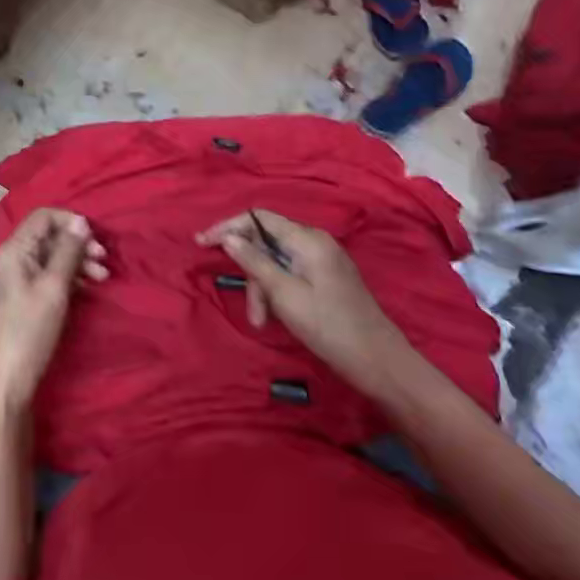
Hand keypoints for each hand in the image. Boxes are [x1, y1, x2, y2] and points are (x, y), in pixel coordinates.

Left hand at [0, 209, 107, 413]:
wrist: (8, 379)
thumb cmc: (31, 330)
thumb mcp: (55, 287)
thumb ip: (68, 251)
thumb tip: (81, 222)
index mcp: (14, 250)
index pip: (43, 216)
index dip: (70, 220)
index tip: (95, 238)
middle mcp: (13, 258)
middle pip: (49, 235)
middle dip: (78, 243)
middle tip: (103, 259)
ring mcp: (18, 278)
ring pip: (52, 255)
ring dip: (78, 260)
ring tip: (102, 277)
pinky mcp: (25, 296)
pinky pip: (50, 274)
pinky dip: (70, 276)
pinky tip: (89, 287)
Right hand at [198, 210, 412, 392]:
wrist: (378, 360)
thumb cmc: (329, 327)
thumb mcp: (285, 295)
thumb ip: (255, 263)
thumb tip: (228, 237)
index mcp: (307, 240)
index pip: (259, 219)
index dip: (228, 227)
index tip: (201, 244)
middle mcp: (316, 241)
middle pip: (267, 243)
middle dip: (252, 274)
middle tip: (252, 312)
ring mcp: (323, 259)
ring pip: (277, 263)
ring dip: (264, 290)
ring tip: (264, 322)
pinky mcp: (327, 277)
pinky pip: (291, 274)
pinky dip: (278, 293)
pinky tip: (277, 316)